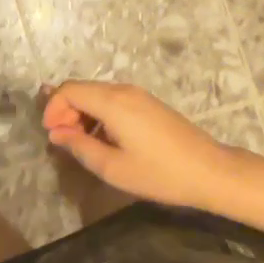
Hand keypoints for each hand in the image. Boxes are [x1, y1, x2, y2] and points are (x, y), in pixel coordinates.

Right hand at [42, 81, 239, 210]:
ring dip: (82, 114)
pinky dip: (99, 114)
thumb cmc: (160, 173)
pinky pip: (113, 100)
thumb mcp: (113, 168)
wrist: (210, 171)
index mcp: (113, 102)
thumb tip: (57, 134)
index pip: (69, 90)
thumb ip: (80, 147)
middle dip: (65, 112)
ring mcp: (139, 95)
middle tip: (64, 141)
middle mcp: (124, 90)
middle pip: (82, 89)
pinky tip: (105, 140)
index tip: (52, 136)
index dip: (53, 109)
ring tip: (83, 144)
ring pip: (97, 94)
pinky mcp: (148, 103)